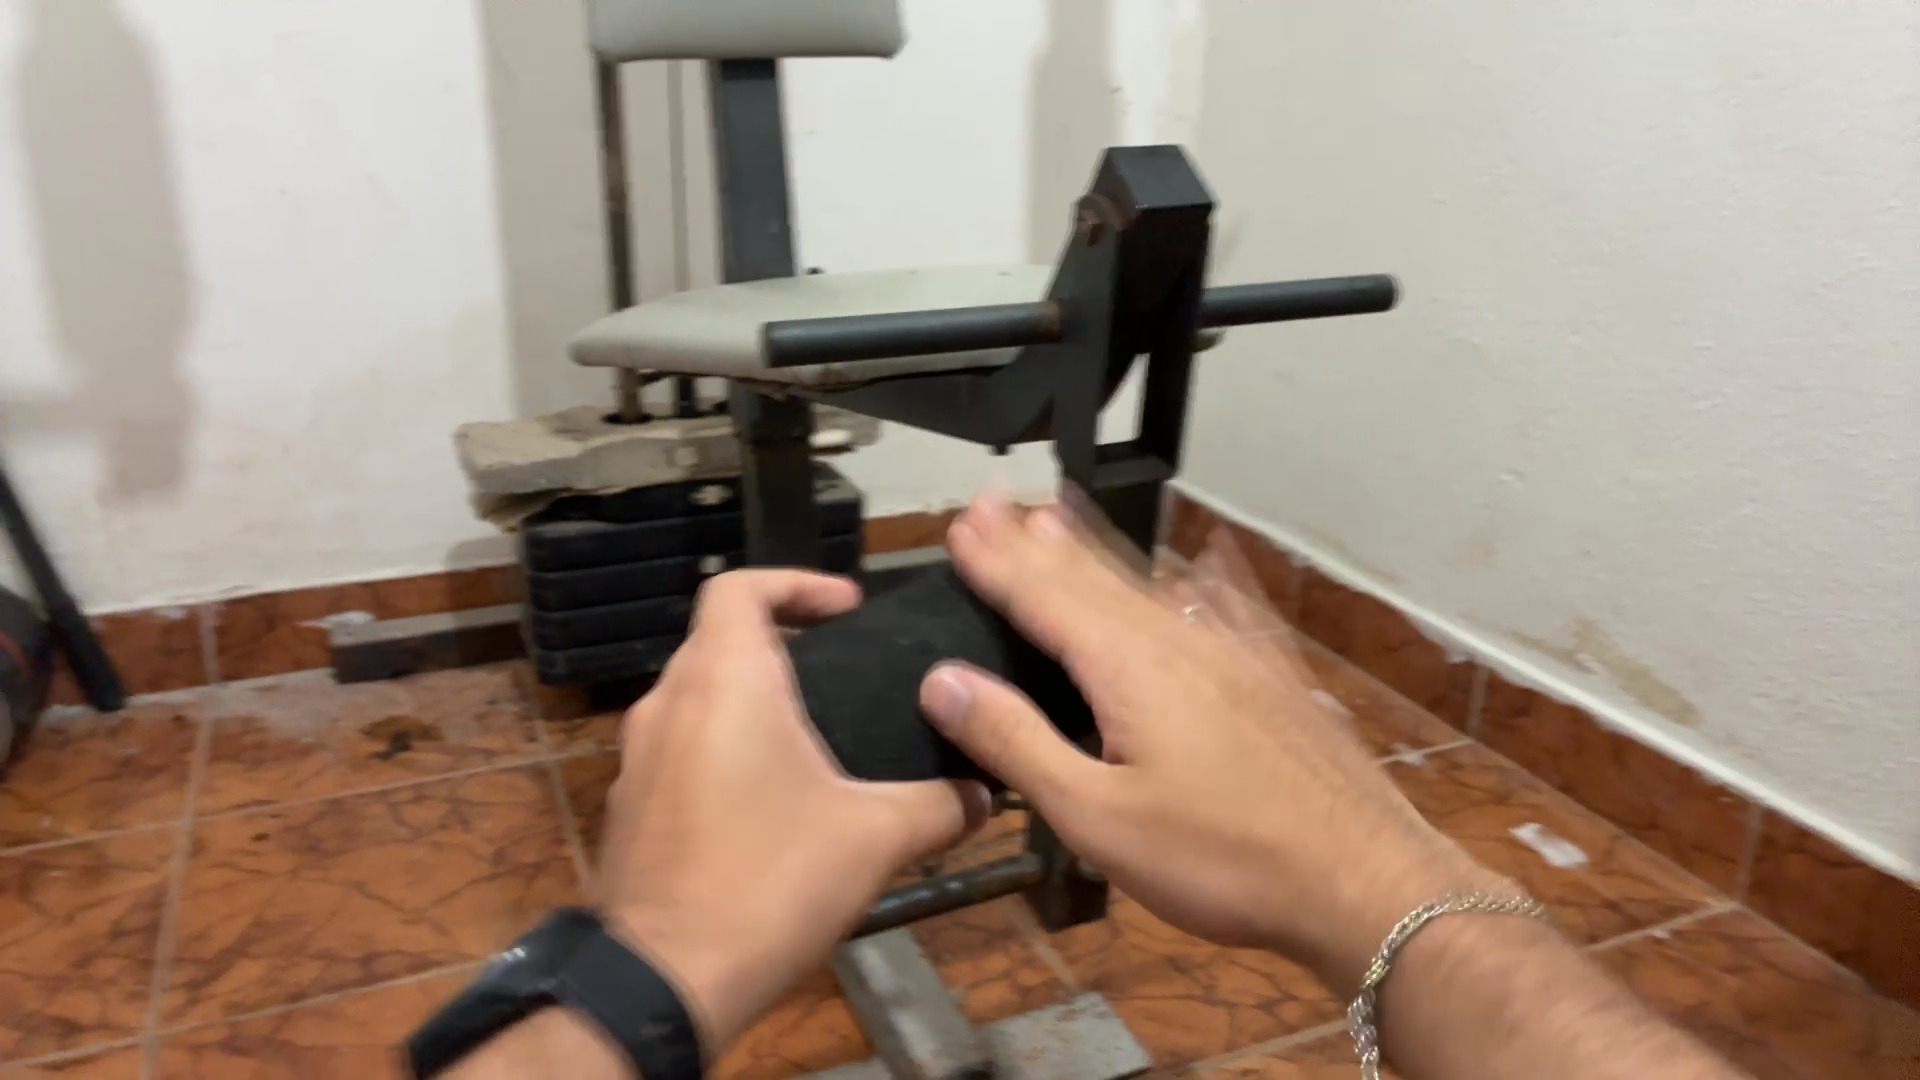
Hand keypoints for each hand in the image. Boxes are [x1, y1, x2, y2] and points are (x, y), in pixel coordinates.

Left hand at [600, 570, 989, 1052]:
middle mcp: (670, 702)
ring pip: (699, 691)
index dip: (797, 582)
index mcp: (724, 680)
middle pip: (721, 636)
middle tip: (846, 666)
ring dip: (753, 691)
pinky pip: (682, 742)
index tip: (847, 609)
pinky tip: (771, 792)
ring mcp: (639, 755)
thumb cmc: (768, 880)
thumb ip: (940, 805)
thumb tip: (988, 793)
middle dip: (785, 639)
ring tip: (816, 727)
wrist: (659, 985)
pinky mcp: (631, 804)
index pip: (739, 587)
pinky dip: (724, 739)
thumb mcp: (874, 838)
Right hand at [918, 497, 1506, 995]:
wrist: (1366, 880)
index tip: (961, 524)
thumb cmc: (1219, 858)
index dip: (995, 560)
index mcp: (1125, 664)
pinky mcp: (1265, 671)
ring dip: (1091, 547)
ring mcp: (1227, 648)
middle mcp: (1173, 636)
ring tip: (1057, 514)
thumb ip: (1016, 742)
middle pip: (1087, 574)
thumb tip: (943, 680)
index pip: (1041, 594)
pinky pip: (1216, 602)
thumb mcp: (1096, 817)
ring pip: (1143, 580)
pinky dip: (1189, 574)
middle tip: (994, 501)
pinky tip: (1201, 556)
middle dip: (1031, 538)